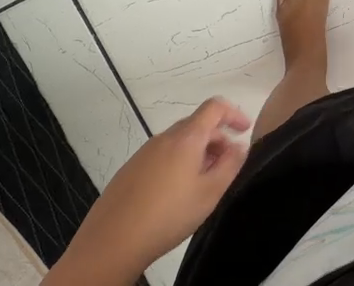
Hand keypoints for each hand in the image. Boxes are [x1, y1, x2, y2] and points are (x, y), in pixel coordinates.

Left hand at [51, 98, 252, 282]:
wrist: (109, 245)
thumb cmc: (167, 216)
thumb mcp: (210, 193)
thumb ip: (231, 165)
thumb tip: (239, 147)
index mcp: (186, 138)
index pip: (214, 107)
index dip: (234, 113)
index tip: (244, 130)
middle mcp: (163, 139)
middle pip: (196, 125)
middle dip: (216, 139)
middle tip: (225, 165)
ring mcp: (142, 154)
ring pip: (178, 142)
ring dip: (196, 153)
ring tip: (201, 182)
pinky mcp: (127, 172)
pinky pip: (160, 157)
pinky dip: (176, 164)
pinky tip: (173, 194)